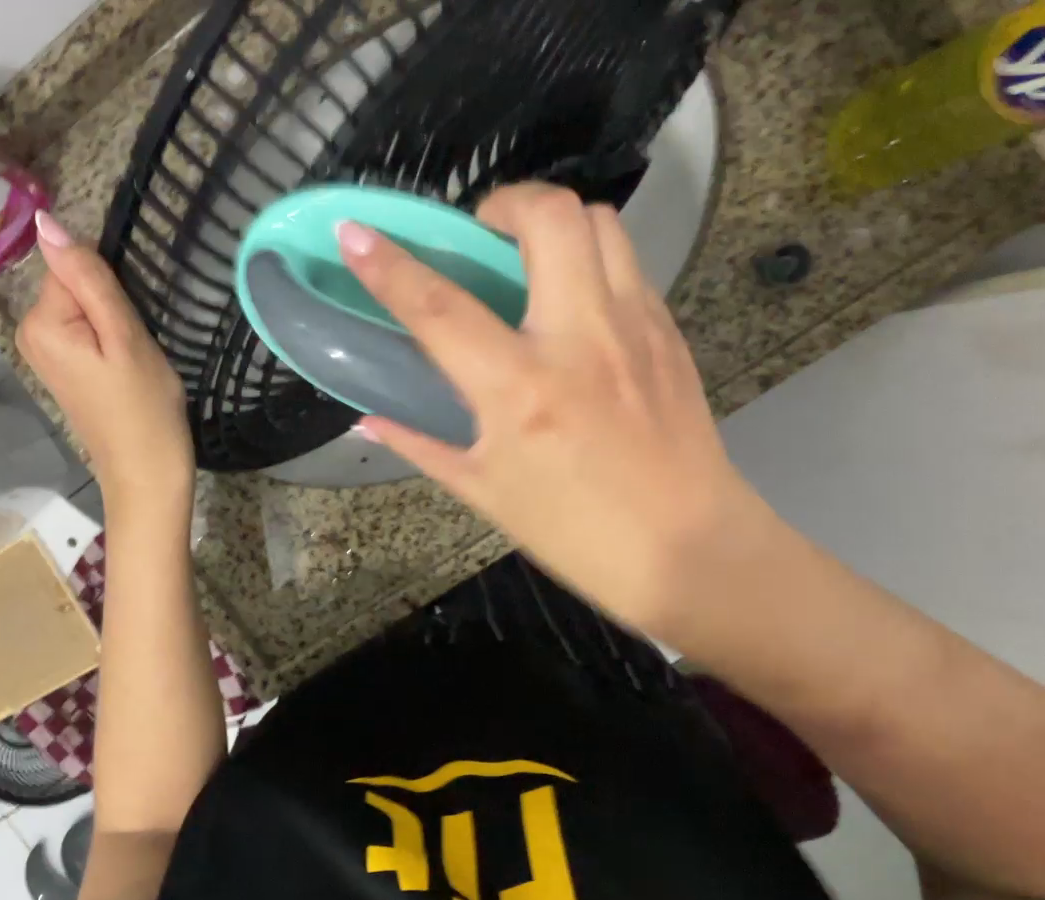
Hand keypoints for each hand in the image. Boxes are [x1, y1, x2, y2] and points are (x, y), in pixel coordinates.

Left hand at [16, 210, 194, 514]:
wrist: (146, 470)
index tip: (128, 319)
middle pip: (74, 285)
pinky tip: (123, 367)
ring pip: (83, 307)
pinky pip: (83, 329)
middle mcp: (30, 333)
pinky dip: (107, 339)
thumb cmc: (144, 406)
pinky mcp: (61, 367)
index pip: (72, 266)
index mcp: (42, 323)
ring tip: (130, 359)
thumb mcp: (124, 335)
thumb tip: (46, 223)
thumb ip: (87, 277)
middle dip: (109, 304)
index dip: (109, 285)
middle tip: (133, 344)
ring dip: (112, 322)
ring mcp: (43, 353)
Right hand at [340, 183, 782, 639]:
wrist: (689, 550)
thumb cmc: (574, 532)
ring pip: (599, 223)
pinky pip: (626, 264)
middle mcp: (580, 340)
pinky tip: (572, 308)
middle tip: (481, 236)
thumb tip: (367, 421)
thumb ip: (421, 445)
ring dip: (554, 224)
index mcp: (519, 391)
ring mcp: (634, 327)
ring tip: (528, 261)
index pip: (440, 309)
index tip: (355, 233)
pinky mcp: (668, 331)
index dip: (390, 267)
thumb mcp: (484, 493)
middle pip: (549, 218)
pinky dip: (590, 261)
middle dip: (505, 203)